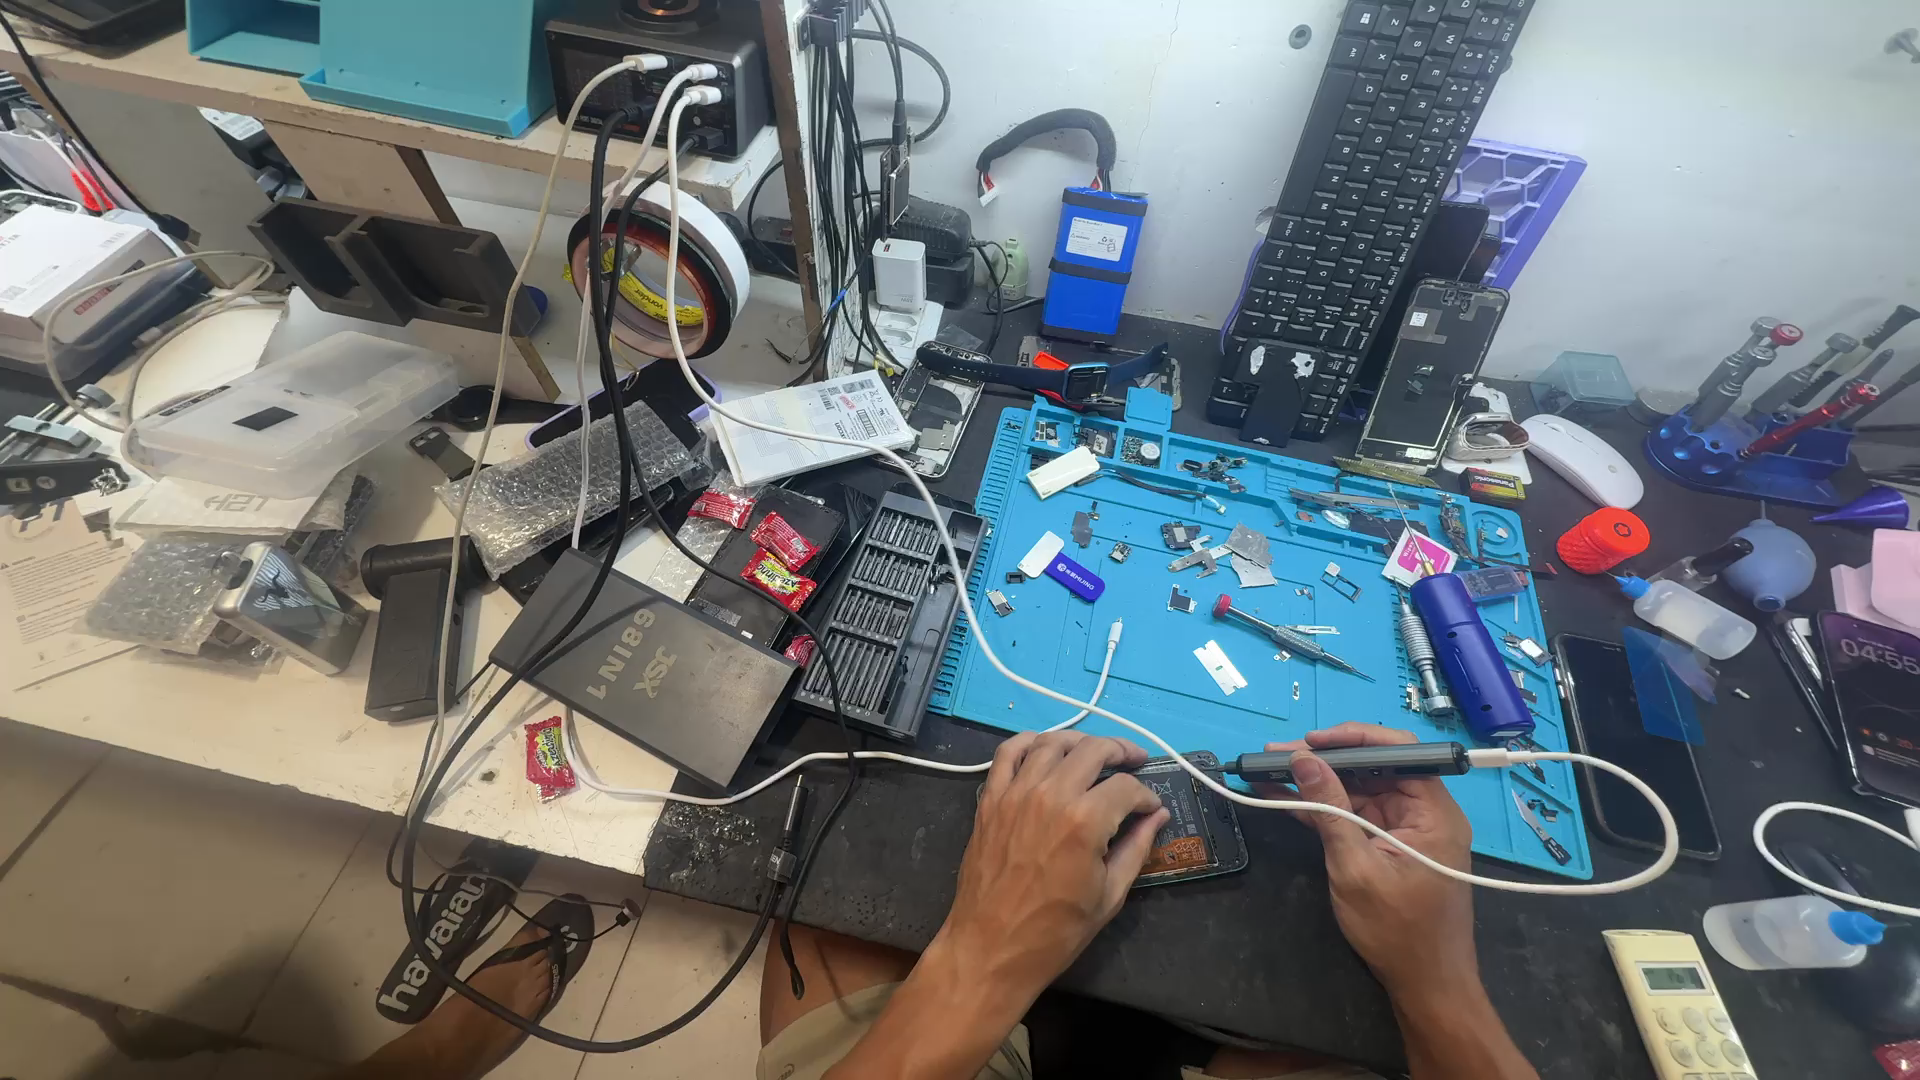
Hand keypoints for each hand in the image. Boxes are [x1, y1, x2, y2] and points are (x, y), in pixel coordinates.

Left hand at [940, 731, 1168, 1003]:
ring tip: (1095, 750)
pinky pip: (1008, 752)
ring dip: (1079, 740)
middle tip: (1134, 760)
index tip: (1151, 807)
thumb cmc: (1056, 930)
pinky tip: (1045, 746)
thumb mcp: (1109, 896)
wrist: (991, 945)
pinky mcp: (991, 796)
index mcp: (1085, 821)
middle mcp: (1051, 794)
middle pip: (1092, 749)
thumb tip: (1157, 817)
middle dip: (1120, 751)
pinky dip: (1029, 741)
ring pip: (1051, 742)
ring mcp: (1016, 791)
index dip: (1146, 795)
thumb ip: (1136, 848)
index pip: (1125, 787)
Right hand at [1260, 723, 1476, 1000]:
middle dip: (1322, 758)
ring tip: (1267, 769)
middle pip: (1371, 767)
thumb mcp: (1356, 867)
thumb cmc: (1398, 931)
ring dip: (1312, 780)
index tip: (1311, 741)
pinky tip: (1278, 793)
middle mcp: (1421, 812)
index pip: (1400, 752)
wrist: (1424, 987)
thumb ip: (1329, 809)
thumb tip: (1302, 759)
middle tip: (1276, 753)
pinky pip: (1348, 811)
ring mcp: (1400, 827)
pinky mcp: (1382, 841)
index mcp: (1433, 813)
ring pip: (1354, 787)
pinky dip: (1316, 804)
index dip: (1355, 738)